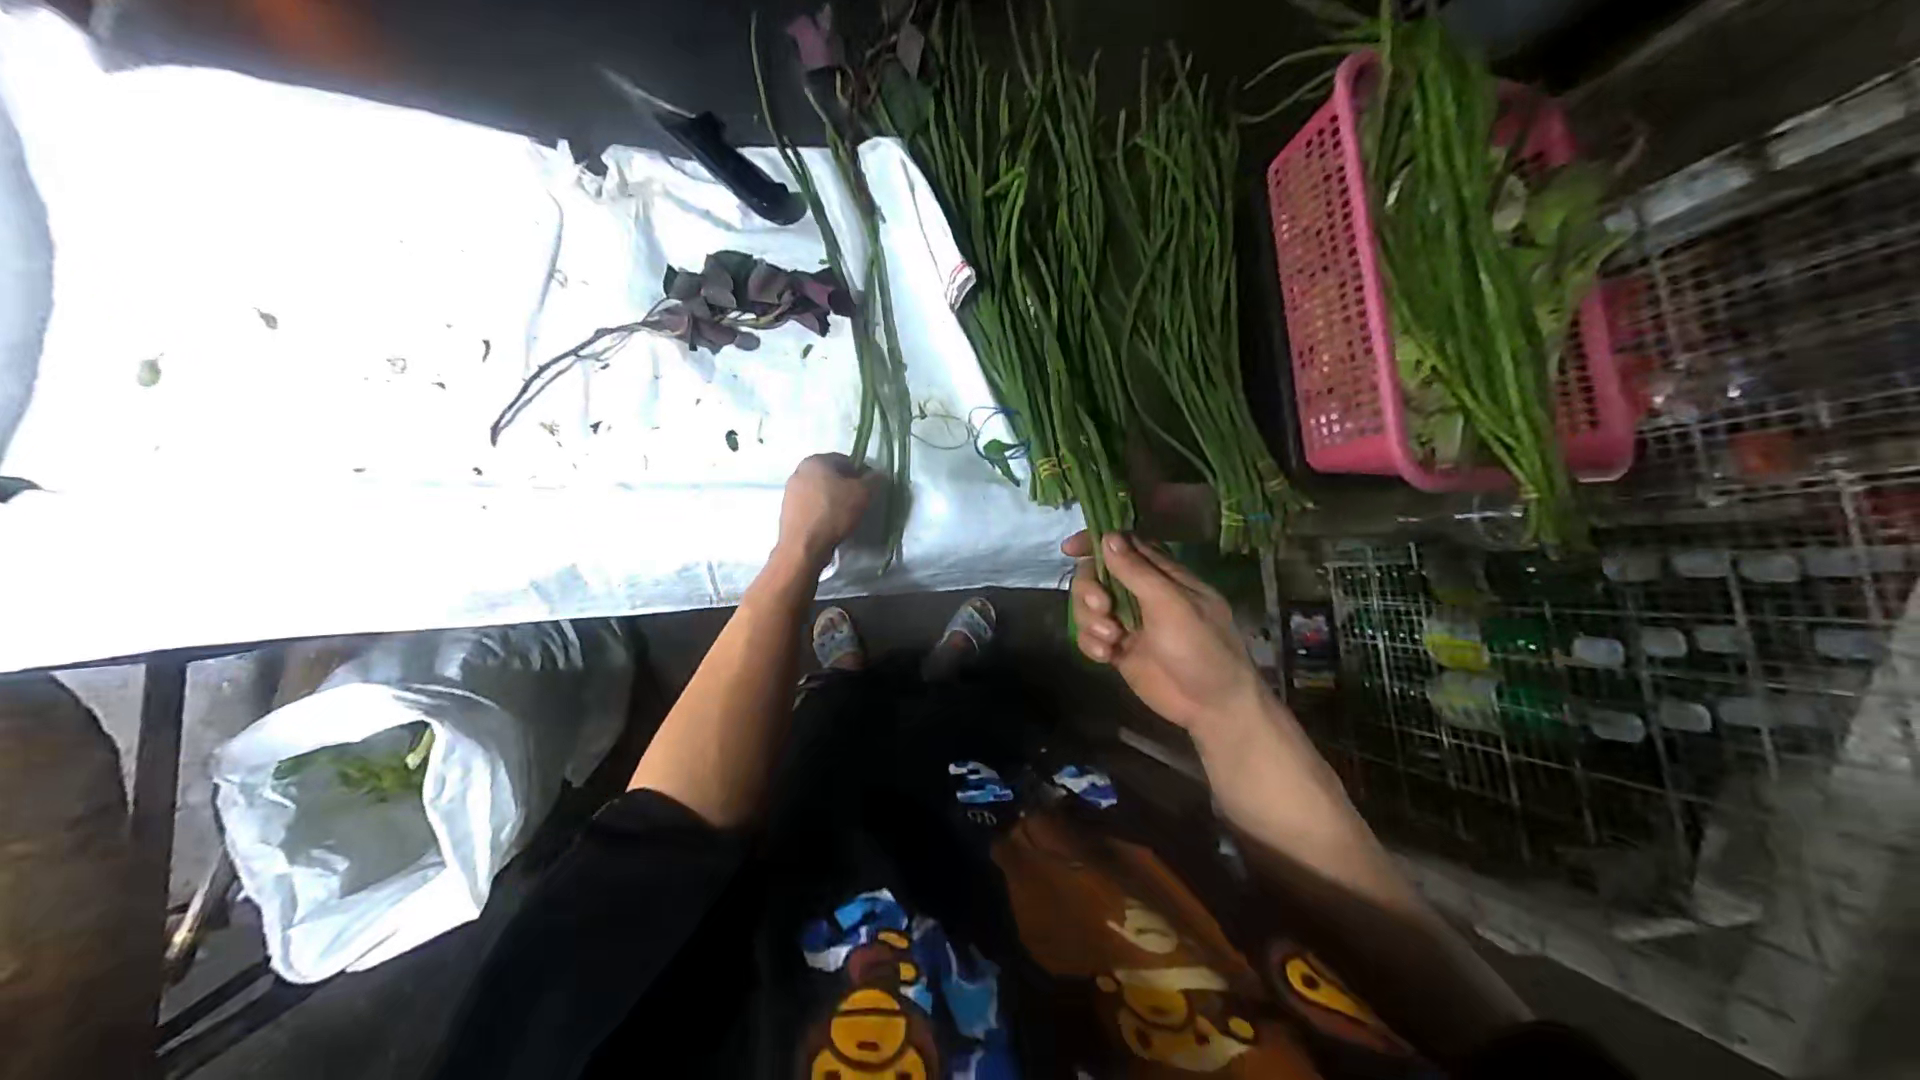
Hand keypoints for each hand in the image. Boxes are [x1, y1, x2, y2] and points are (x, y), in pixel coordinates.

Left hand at [778, 453, 874, 568]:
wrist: (804, 546)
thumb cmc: (834, 513)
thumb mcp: (863, 494)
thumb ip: (875, 479)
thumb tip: (878, 475)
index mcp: (816, 460)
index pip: (845, 460)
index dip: (861, 473)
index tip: (869, 489)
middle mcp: (799, 471)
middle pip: (831, 476)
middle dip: (846, 487)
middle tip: (860, 502)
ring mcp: (790, 492)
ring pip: (821, 491)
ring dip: (834, 500)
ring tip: (846, 516)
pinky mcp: (787, 511)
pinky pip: (812, 506)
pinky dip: (823, 512)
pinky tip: (831, 525)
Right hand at [1064, 531, 1263, 733]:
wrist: (1213, 706)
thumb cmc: (1201, 647)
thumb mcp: (1171, 604)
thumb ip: (1137, 572)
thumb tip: (1108, 537)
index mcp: (1162, 575)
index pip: (1124, 545)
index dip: (1096, 542)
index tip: (1070, 549)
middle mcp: (1142, 594)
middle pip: (1097, 575)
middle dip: (1089, 589)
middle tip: (1102, 607)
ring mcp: (1129, 622)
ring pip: (1088, 606)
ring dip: (1089, 619)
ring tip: (1111, 638)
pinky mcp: (1119, 650)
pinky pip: (1090, 636)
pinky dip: (1091, 643)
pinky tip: (1106, 656)